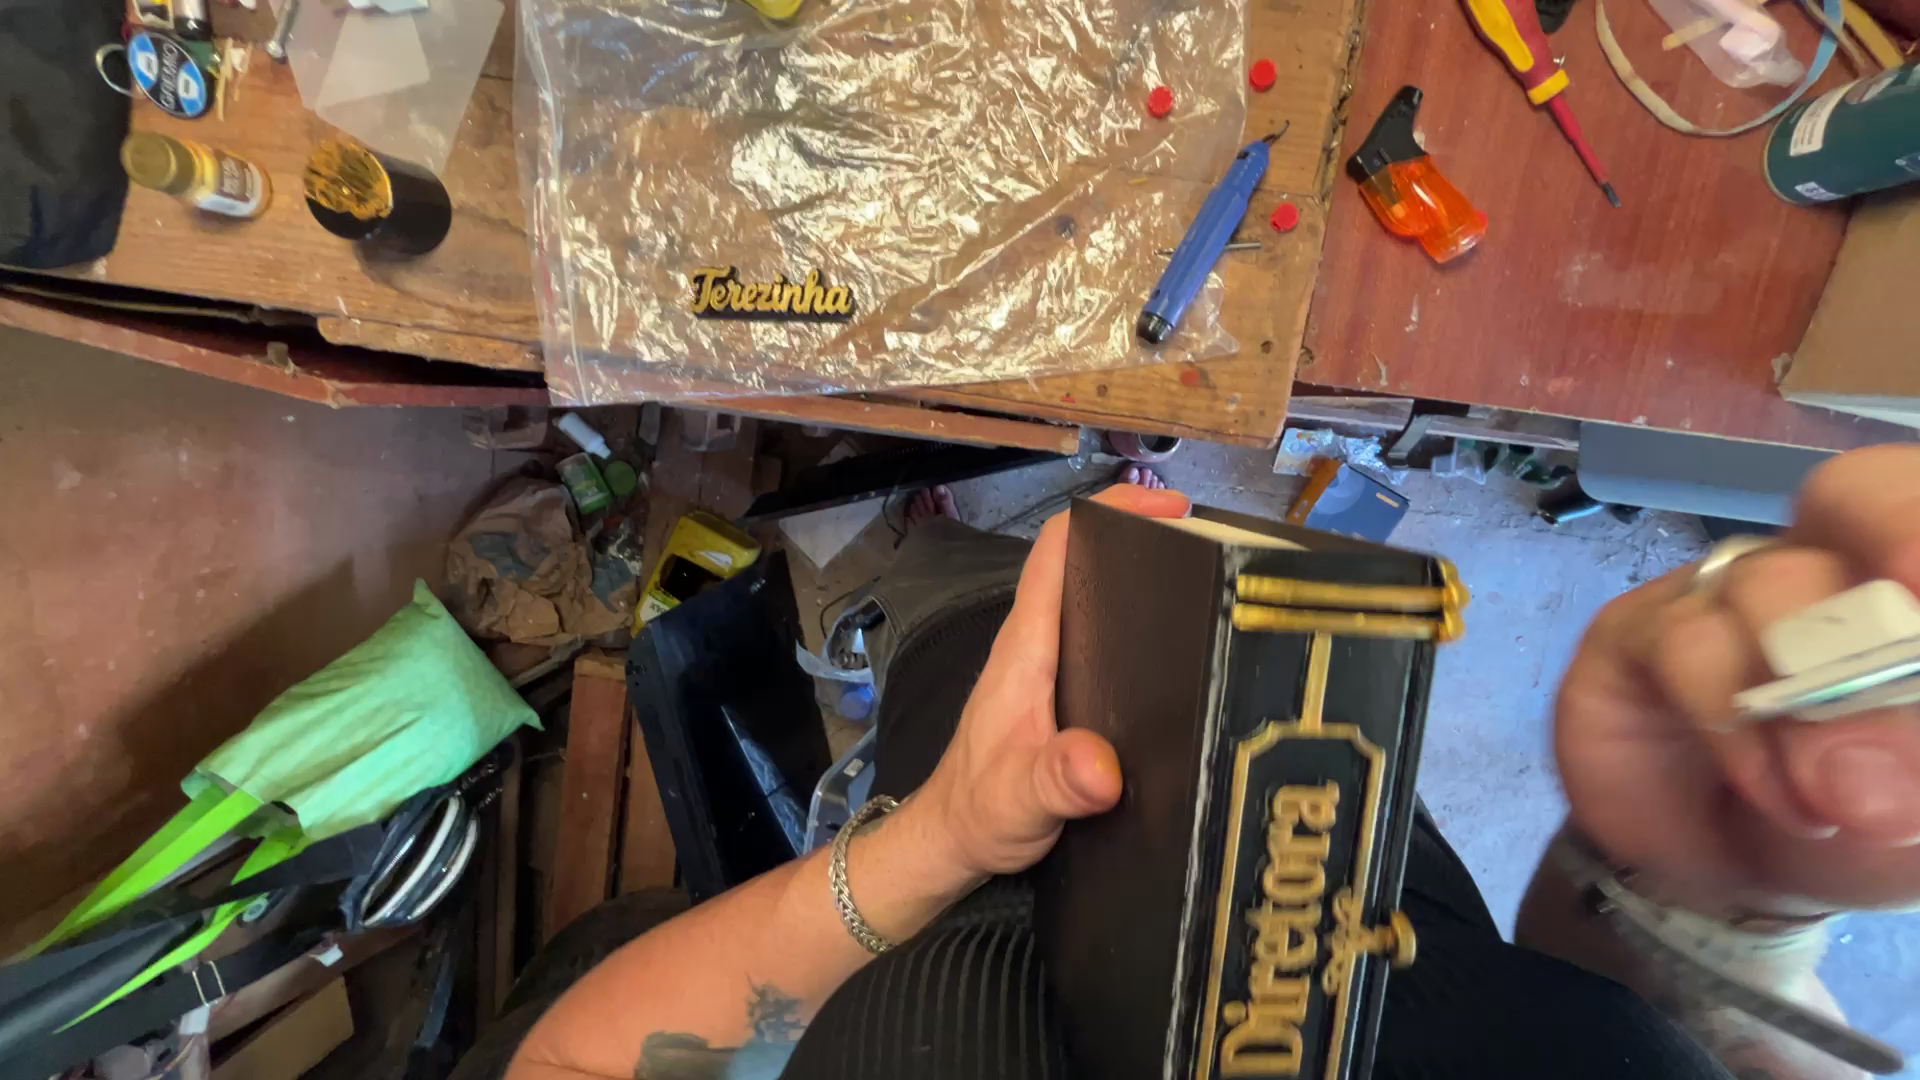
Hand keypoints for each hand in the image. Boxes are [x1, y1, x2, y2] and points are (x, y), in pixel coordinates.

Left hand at [913, 483, 1191, 877]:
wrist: (955, 836)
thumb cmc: (979, 809)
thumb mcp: (1020, 798)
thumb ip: (1055, 781)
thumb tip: (1101, 766)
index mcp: (1027, 645)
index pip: (1056, 548)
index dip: (1106, 511)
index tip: (1168, 508)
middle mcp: (1038, 642)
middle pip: (1083, 564)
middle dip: (1138, 539)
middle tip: (1209, 547)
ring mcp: (1048, 666)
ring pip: (1093, 601)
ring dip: (1141, 582)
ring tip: (1209, 589)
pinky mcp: (1060, 691)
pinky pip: (1101, 639)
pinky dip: (1137, 626)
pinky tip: (1179, 651)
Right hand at [1556, 445, 1919, 914]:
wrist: (1713, 870)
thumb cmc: (1861, 831)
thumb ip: (1914, 758)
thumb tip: (1877, 764)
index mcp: (1907, 597)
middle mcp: (1824, 576)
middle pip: (1853, 495)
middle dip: (1891, 538)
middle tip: (1911, 632)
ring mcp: (1717, 597)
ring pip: (1767, 586)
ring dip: (1814, 699)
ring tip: (1840, 799)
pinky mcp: (1630, 632)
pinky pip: (1682, 645)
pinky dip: (1736, 724)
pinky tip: (1772, 790)